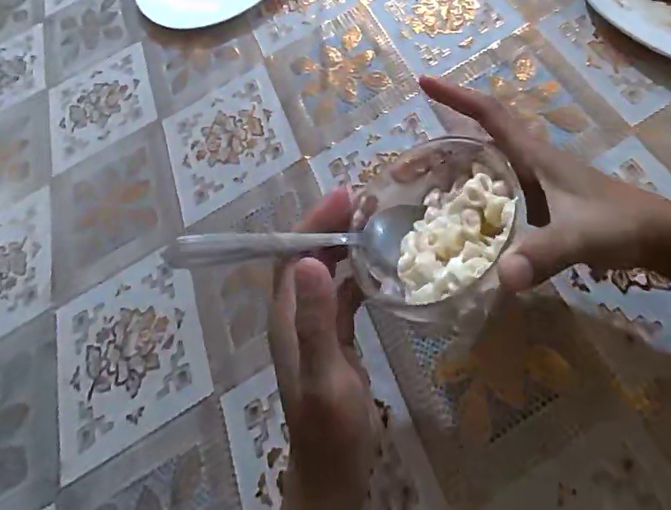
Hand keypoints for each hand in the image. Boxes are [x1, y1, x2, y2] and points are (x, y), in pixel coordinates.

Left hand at [268, 187, 374, 509]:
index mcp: (288, 317)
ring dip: (345, 244)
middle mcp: (297, 315)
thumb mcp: (326, 374)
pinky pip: (343, 293)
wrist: (333, 473)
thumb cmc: (330, 428)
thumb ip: (317, 321)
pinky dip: (358, 272)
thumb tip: (310, 263)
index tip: (345, 196)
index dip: (314, 221)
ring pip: (325, 271)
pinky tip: (382, 265)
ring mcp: (314, 326)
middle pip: (307, 255)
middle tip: (367, 201)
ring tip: (376, 222)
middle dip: (331, 224)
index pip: (293, 252)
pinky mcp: (333, 338)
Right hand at [420, 76, 670, 292]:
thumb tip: (501, 278)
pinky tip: (465, 214)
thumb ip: (543, 254)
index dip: (457, 96)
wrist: (660, 235)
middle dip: (447, 131)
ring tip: (425, 179)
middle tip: (409, 157)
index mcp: (535, 155)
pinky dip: (478, 190)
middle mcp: (533, 160)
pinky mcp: (546, 201)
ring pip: (491, 160)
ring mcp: (539, 181)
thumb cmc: (619, 223)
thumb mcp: (578, 237)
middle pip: (483, 133)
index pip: (490, 113)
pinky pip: (500, 186)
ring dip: (460, 161)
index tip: (425, 82)